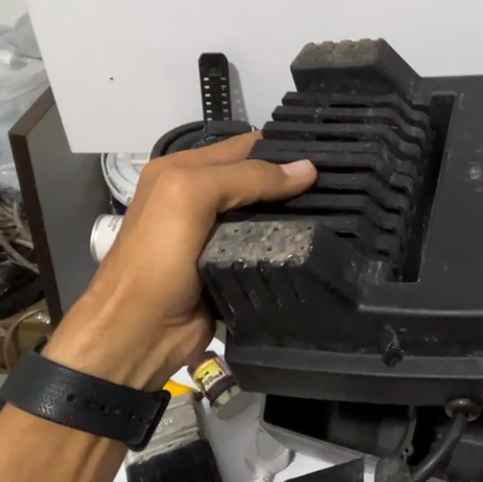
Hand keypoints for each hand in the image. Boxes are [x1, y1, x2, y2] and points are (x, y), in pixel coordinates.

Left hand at [43, 133, 315, 389]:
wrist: (140, 334)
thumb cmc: (157, 259)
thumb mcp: (190, 197)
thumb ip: (246, 177)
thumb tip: (308, 169)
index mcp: (184, 171)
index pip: (244, 147)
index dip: (282, 147)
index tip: (327, 150)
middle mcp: (202, 197)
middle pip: (260, 178)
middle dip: (295, 177)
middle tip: (341, 180)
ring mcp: (221, 234)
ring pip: (271, 212)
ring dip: (300, 211)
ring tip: (342, 206)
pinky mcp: (237, 265)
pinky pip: (273, 245)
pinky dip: (294, 242)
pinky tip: (324, 237)